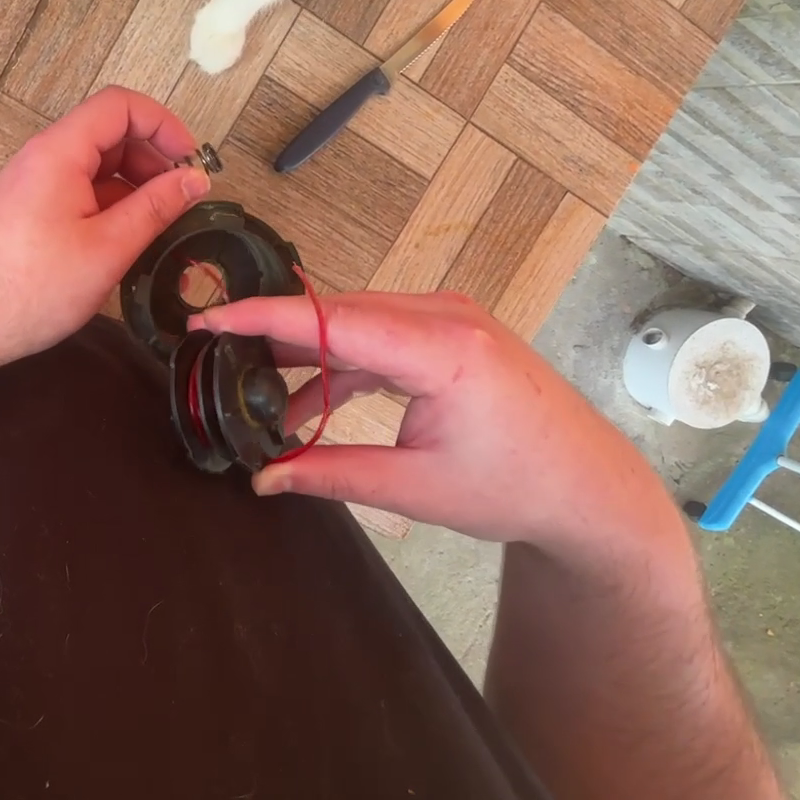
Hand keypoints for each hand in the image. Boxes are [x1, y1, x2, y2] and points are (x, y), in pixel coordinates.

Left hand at [0, 87, 210, 365]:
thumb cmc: (33, 289)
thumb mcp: (108, 248)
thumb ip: (155, 208)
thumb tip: (194, 180)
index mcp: (59, 152)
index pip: (119, 106)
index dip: (163, 124)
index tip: (190, 162)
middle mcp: (43, 157)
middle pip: (109, 133)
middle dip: (152, 158)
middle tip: (182, 199)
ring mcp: (34, 182)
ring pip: (96, 164)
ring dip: (134, 185)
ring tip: (161, 223)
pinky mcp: (30, 207)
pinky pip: (79, 189)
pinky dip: (110, 204)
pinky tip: (128, 237)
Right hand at [195, 291, 683, 563]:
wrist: (591, 487)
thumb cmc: (516, 488)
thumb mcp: (414, 488)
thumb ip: (330, 474)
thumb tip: (262, 478)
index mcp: (442, 349)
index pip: (330, 320)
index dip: (261, 317)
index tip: (208, 318)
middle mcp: (445, 316)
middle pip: (335, 311)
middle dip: (272, 331)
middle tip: (215, 350)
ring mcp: (448, 317)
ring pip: (351, 319)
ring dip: (304, 349)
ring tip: (254, 379)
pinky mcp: (447, 330)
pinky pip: (376, 334)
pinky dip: (339, 362)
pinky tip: (308, 399)